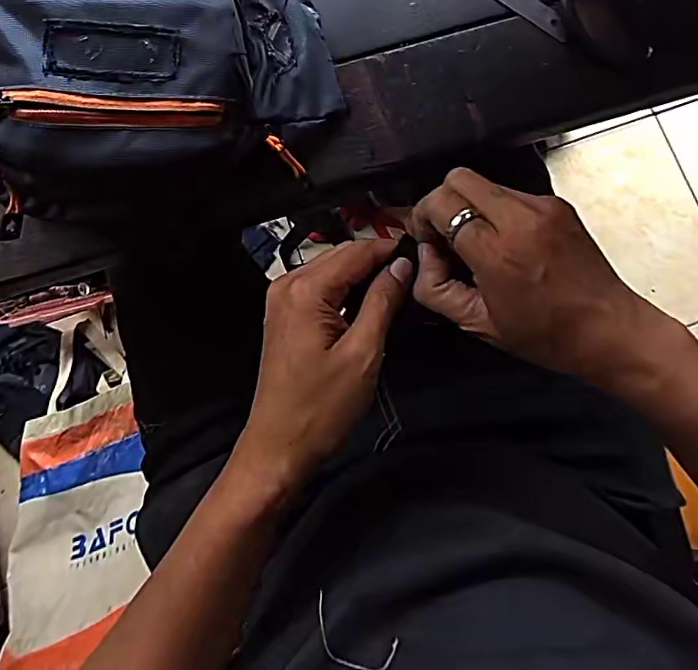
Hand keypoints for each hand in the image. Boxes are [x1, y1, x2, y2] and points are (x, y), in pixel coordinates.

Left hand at [230, 239, 412, 494]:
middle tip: (413, 273)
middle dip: (377, 260)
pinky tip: (368, 304)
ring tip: (398, 288)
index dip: (390, 250)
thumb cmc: (317, 410)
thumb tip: (400, 268)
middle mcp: (287, 286)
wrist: (279, 446)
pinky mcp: (285, 315)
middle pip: (342, 256)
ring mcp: (282, 300)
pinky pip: (320, 288)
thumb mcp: (363, 354)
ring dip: (363, 275)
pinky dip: (345, 290)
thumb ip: (382, 302)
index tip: (419, 253)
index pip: (356, 251)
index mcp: (304, 290)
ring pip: (332, 270)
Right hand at [405, 168, 688, 387]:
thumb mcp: (479, 323)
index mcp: (497, 252)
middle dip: (441, 201)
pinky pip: (511, 193)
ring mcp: (542, 208)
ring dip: (470, 206)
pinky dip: (497, 211)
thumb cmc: (553, 333)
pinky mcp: (556, 204)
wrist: (611, 329)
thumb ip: (435, 288)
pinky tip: (506, 242)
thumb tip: (424, 257)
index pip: (440, 203)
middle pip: (457, 178)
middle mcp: (520, 221)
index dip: (423, 219)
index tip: (428, 237)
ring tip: (480, 241)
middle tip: (446, 231)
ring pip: (483, 182)